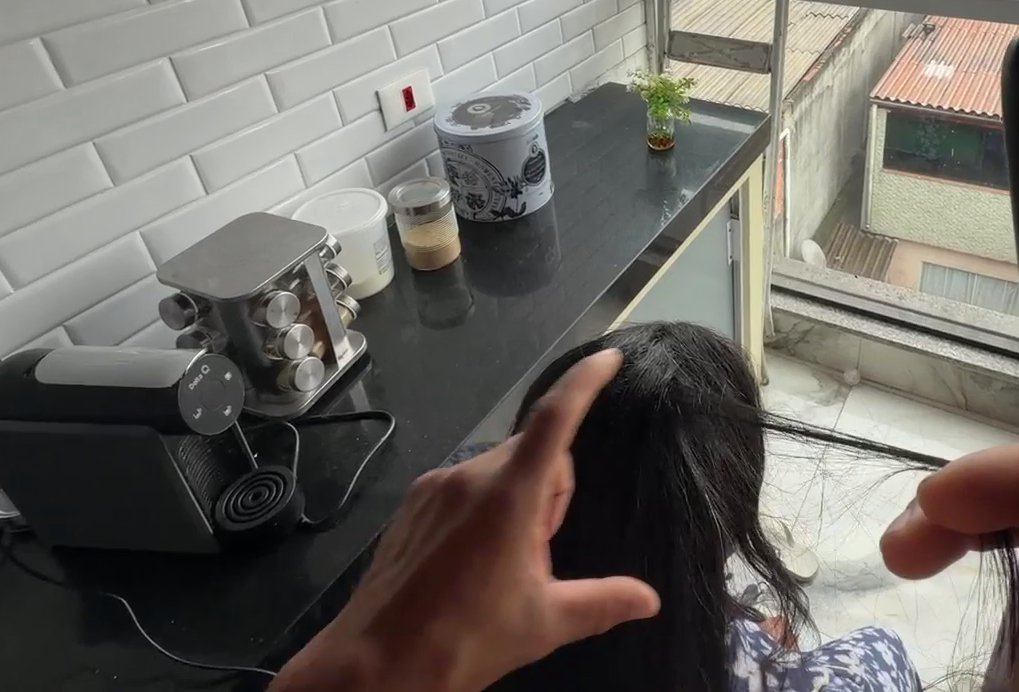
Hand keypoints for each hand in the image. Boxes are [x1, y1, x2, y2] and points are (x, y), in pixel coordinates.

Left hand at [270, 350, 660, 691]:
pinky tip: (469, 557)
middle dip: (550, 492)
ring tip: (499, 563)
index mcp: (510, 495)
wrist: (367, 670)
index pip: (556, 417)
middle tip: (536, 555)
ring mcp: (440, 482)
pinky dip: (485, 503)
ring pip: (502, 468)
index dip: (585, 381)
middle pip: (536, 453)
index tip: (609, 358)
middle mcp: (474, 474)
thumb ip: (601, 603)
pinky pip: (468, 481)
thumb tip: (650, 599)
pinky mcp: (416, 498)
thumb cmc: (462, 642)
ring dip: (517, 499)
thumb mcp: (541, 625)